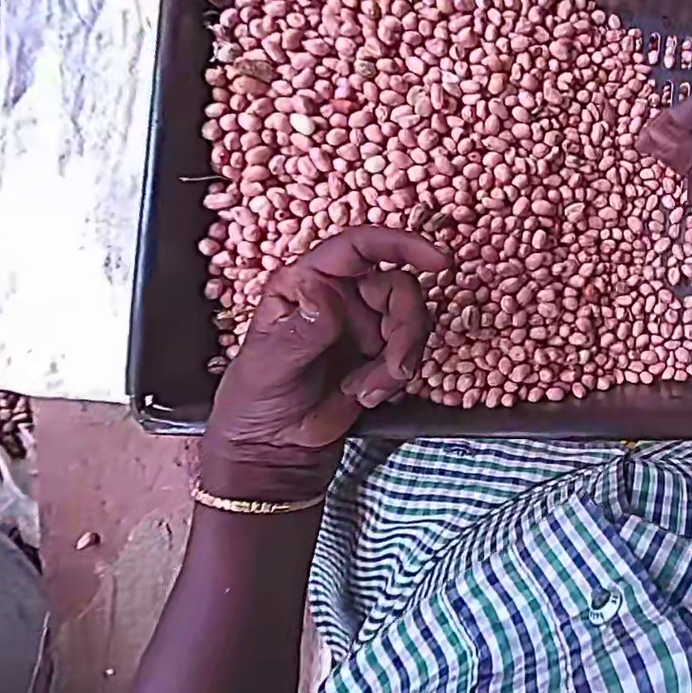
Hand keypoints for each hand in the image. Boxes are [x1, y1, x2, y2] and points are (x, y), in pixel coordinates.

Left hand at [198, 226, 448, 501]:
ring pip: (411, 319)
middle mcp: (341, 295)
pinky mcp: (379, 352)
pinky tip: (367, 396)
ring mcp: (363, 323)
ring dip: (402, 355)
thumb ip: (302, 329)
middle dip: (405, 326)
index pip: (358, 247)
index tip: (436, 260)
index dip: (399, 244)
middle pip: (398, 287)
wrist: (274, 448)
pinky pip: (410, 350)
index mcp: (307, 282)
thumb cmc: (255, 400)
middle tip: (395, 367)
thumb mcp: (270, 365)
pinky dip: (397, 376)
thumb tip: (324, 292)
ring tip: (371, 390)